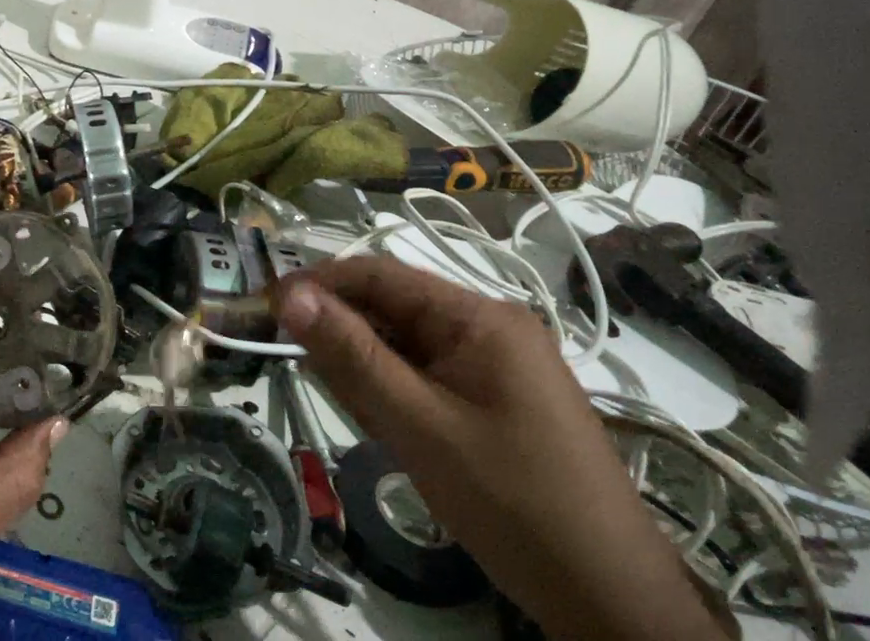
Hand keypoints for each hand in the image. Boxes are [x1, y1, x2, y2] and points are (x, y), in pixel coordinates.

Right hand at [277, 258, 727, 640]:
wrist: (608, 594)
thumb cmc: (511, 501)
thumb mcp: (419, 425)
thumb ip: (351, 356)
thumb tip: (288, 295)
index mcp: (480, 318)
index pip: (379, 275)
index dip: (316, 284)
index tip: (262, 307)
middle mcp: (488, 328)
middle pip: (389, 309)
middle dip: (340, 334)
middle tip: (296, 369)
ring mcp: (492, 366)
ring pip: (401, 346)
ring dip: (364, 370)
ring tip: (361, 417)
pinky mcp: (491, 399)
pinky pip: (422, 377)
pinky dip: (391, 393)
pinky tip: (386, 429)